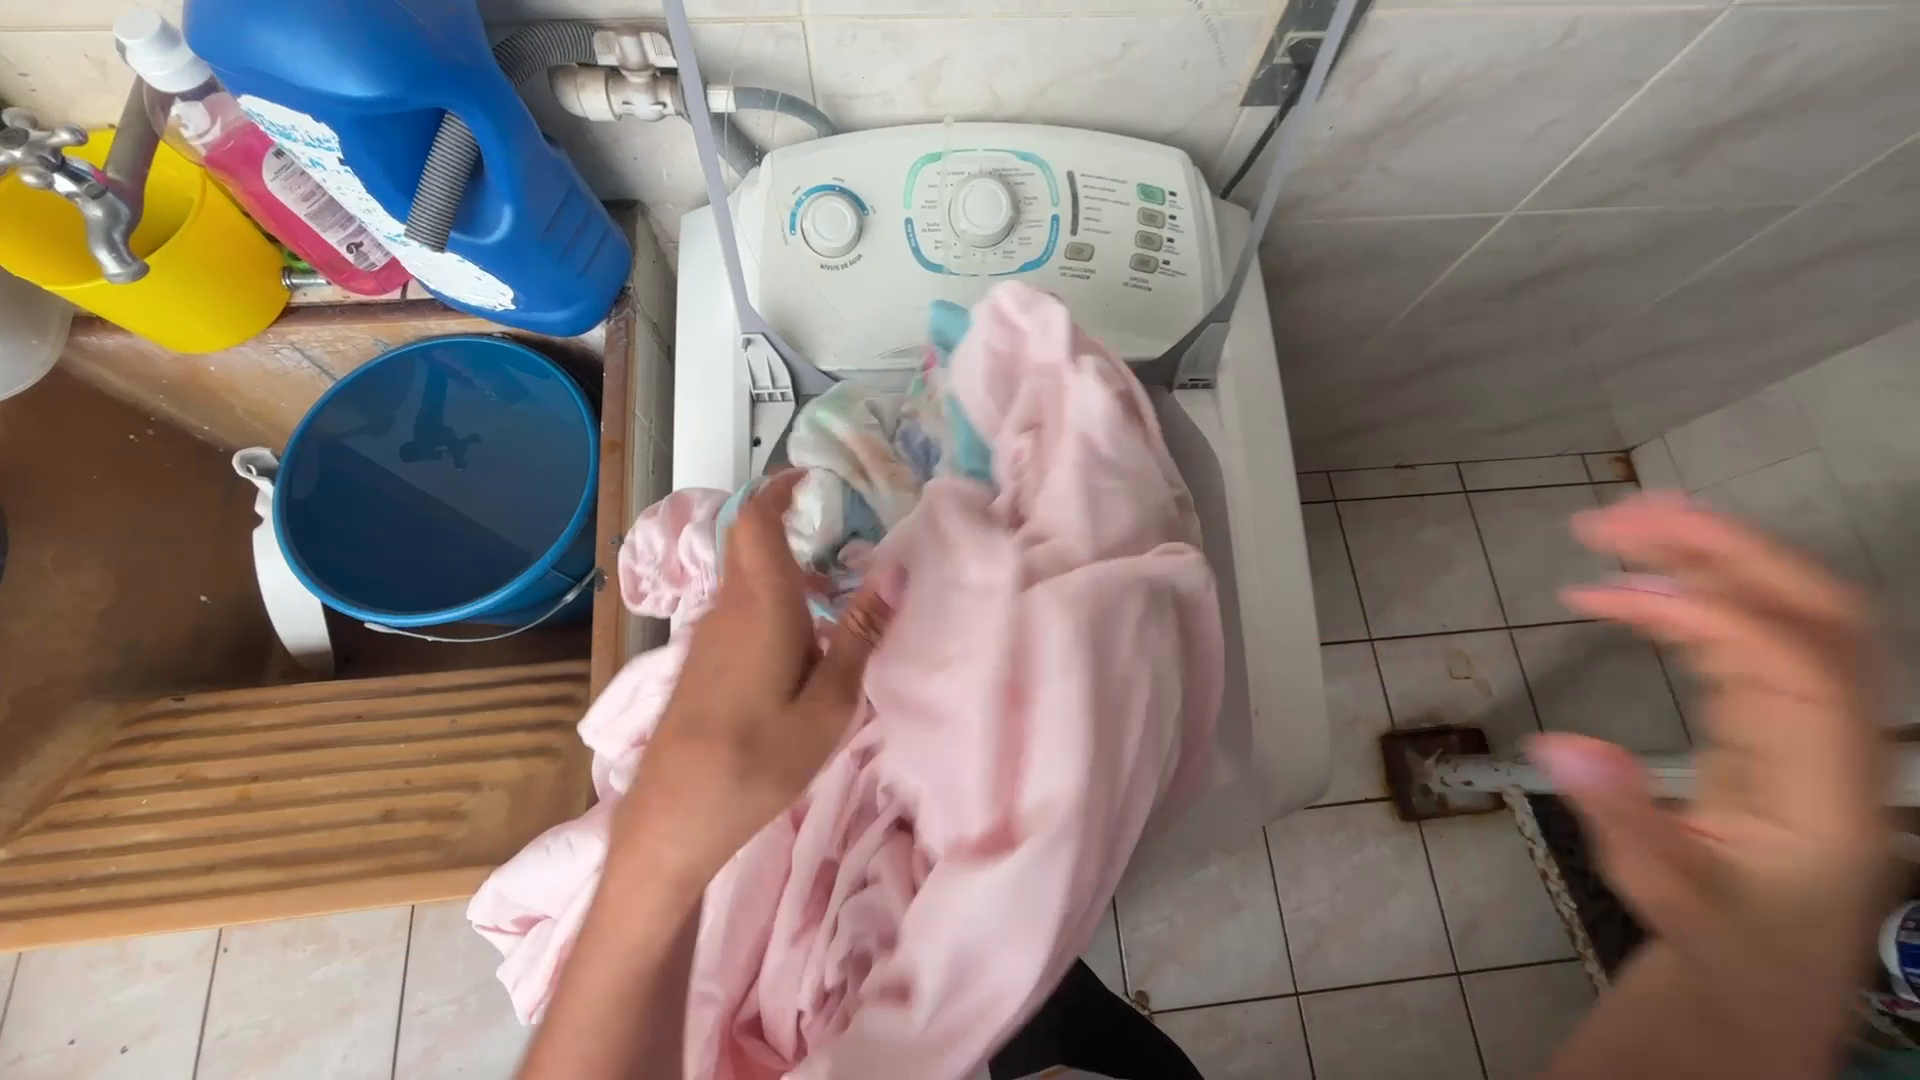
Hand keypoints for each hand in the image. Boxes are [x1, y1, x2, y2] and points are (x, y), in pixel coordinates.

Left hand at [615, 470, 894, 885]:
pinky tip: (801, 654)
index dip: (778, 489)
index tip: (811, 480)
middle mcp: (727, 609)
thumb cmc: (760, 761)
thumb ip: (860, 635)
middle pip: (751, 547)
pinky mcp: (700, 665)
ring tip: (836, 607)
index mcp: (761, 606)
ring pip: (747, 583)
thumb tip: (894, 572)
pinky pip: (739, 614)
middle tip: (845, 548)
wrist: (674, 820)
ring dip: (787, 577)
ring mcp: (706, 638)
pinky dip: (772, 608)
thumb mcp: (829, 706)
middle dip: (792, 532)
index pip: (756, 520)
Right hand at [1533, 492, 1889, 1044]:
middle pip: (1816, 616)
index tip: (1601, 592)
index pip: (1790, 667)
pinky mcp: (1780, 722)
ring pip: (1792, 615)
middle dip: (1723, 551)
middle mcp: (1836, 739)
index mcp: (1823, 783)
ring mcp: (1815, 726)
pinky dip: (1698, 596)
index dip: (1706, 614)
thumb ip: (1623, 820)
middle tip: (1618, 518)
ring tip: (1619, 526)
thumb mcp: (1668, 894)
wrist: (1767, 970)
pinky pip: (1758, 638)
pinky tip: (1634, 588)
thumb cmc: (1723, 938)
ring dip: (1712, 558)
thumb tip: (1555, 741)